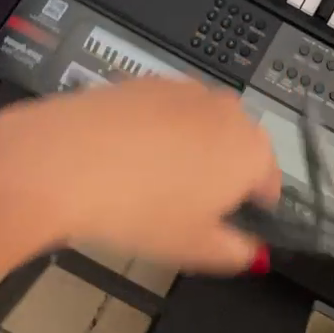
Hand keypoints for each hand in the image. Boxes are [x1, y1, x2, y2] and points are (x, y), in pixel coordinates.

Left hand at [0, 78, 281, 272]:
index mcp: (252, 150)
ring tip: (148, 182)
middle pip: (236, 147)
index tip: (226, 225)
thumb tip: (252, 251)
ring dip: (188, 149)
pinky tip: (123, 157)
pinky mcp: (147, 80)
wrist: (64, 160)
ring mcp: (187, 90)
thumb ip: (237, 253)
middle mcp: (229, 111)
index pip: (269, 183)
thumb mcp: (194, 249)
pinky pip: (164, 111)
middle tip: (184, 208)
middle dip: (220, 173)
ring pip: (200, 126)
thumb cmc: (140, 209)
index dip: (251, 209)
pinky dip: (153, 131)